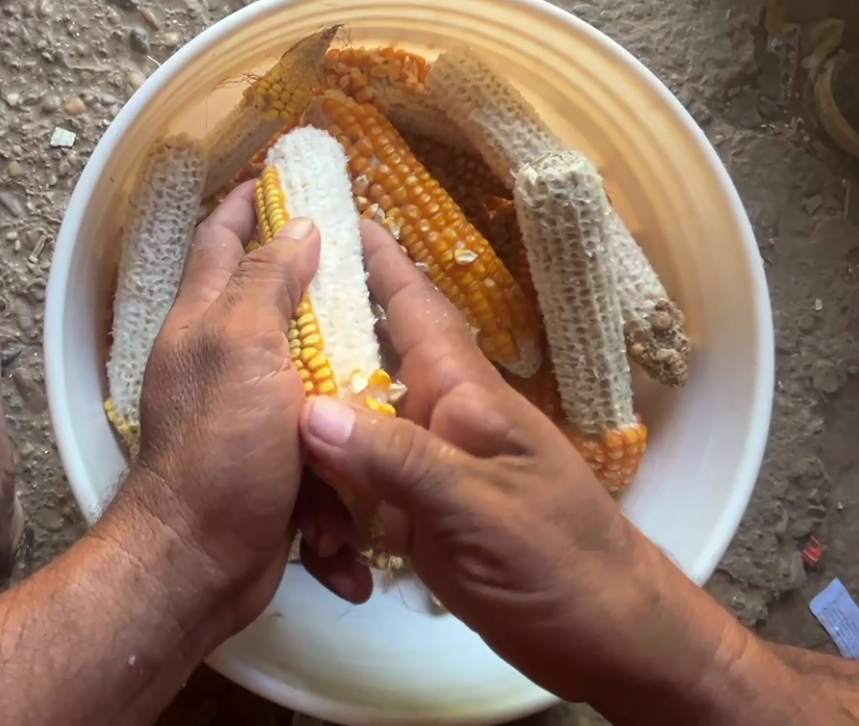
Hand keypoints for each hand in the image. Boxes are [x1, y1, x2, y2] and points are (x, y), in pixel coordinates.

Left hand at [101, 181, 325, 633]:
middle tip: (359, 257)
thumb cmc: (221, 443)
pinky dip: (331, 419)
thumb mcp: (244, 347)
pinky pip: (310, 419)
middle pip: (265, 294)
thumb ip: (268, 283)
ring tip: (382, 334)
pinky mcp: (272, 447)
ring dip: (332, 351)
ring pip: (298, 357)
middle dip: (308, 274)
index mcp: (204, 319)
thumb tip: (298, 227)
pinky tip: (361, 407)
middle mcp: (220, 352)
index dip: (246, 203)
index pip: (220, 239)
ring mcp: (245, 402)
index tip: (280, 177)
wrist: (204, 559)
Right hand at [295, 222, 753, 716]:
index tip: (330, 217)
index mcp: (459, 388)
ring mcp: (420, 458)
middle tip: (254, 307)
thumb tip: (308, 411)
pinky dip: (321, 485)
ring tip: (253, 404)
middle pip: (364, 353)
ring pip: (347, 418)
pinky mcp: (408, 504)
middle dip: (315, 327)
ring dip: (305, 418)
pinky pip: (350, 477)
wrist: (605, 640)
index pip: (411, 304)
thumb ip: (397, 457)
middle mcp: (433, 410)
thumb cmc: (560, 560)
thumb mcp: (480, 506)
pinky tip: (292, 499)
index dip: (375, 258)